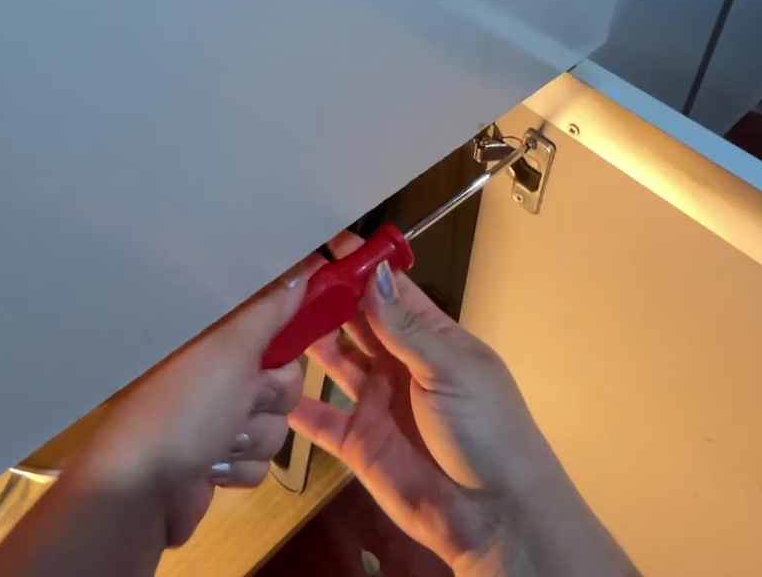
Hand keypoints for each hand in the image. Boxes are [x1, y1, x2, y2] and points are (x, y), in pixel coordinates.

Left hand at [72, 267, 310, 545]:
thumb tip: (303, 267)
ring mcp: (215, 415)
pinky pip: (260, 460)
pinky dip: (240, 467)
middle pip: (284, 373)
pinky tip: (211, 469)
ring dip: (252, 436)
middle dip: (270, 394)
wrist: (138, 493)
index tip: (295, 338)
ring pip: (275, 420)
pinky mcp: (218, 457)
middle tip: (244, 397)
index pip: (269, 316)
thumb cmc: (184, 406)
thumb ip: (270, 308)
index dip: (287, 328)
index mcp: (213, 332)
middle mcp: (216, 367)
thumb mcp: (231, 347)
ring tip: (217, 441)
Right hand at [287, 233, 636, 575]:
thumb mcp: (452, 370)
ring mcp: (375, 400)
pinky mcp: (357, 441)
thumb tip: (375, 275)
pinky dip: (296, 402)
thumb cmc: (486, 429)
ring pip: (333, 360)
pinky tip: (267, 383)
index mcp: (429, 337)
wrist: (495, 518)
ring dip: (307, 340)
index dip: (360, 267)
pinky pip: (319, 417)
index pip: (389, 290)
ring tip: (269, 317)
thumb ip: (407, 327)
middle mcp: (398, 362)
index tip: (326, 243)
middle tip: (285, 277)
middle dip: (327, 297)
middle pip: (355, 320)